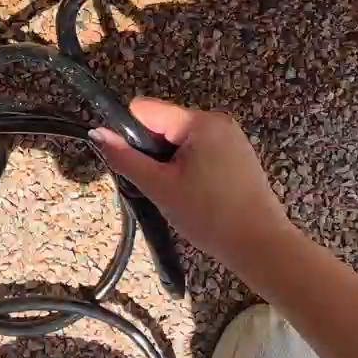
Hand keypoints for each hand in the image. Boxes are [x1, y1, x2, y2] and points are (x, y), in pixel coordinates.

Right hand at [89, 99, 295, 275]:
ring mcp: (231, 137)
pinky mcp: (238, 155)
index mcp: (199, 121)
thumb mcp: (159, 187)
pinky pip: (200, 150)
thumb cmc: (209, 216)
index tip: (137, 166)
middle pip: (164, 124)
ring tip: (178, 194)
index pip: (145, 109)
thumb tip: (96, 133)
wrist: (262, 247)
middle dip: (153, 152)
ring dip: (170, 163)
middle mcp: (217, 120)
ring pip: (180, 140)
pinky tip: (196, 195)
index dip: (131, 135)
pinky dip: (189, 168)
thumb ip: (125, 158)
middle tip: (160, 186)